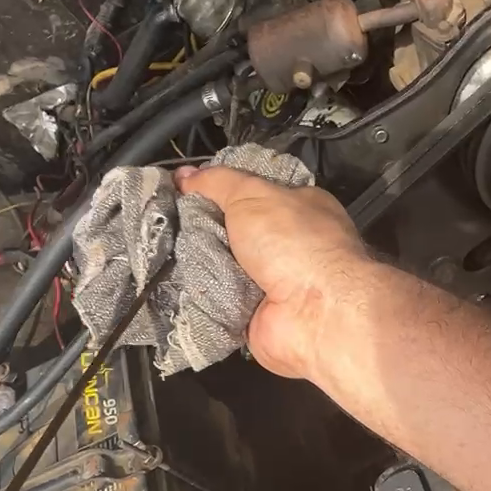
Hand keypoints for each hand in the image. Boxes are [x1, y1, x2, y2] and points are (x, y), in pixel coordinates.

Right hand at [176, 166, 373, 379]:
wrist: (317, 314)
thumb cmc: (300, 248)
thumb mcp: (254, 195)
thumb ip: (219, 182)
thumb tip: (188, 176)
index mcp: (297, 207)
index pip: (251, 192)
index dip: (218, 189)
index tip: (185, 188)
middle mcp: (287, 246)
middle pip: (230, 231)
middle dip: (202, 229)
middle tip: (174, 223)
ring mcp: (272, 283)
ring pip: (219, 266)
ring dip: (199, 262)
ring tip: (175, 252)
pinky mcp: (255, 314)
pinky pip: (217, 301)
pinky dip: (203, 295)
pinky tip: (185, 284)